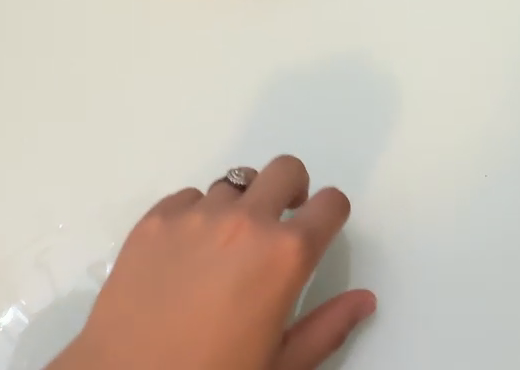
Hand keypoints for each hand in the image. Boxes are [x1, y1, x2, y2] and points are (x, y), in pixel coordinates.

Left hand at [48, 156, 375, 369]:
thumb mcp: (280, 367)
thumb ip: (327, 327)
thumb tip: (365, 300)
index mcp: (286, 254)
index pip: (332, 203)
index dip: (330, 215)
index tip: (319, 231)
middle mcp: (246, 221)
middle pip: (286, 169)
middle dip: (291, 190)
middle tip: (277, 225)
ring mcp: (196, 216)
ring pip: (235, 183)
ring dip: (239, 207)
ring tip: (221, 250)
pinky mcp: (154, 221)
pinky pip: (188, 197)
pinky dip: (194, 216)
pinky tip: (182, 258)